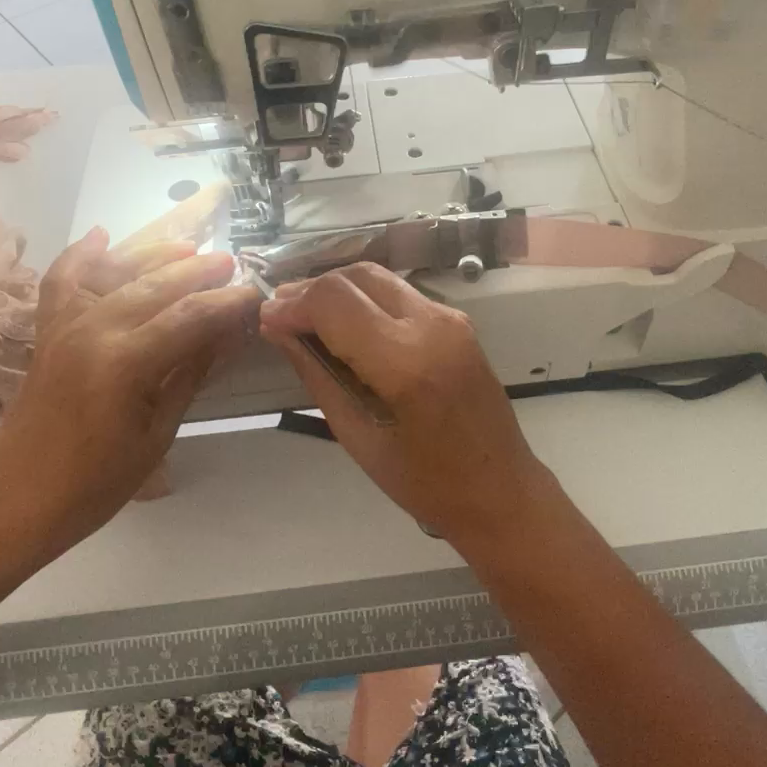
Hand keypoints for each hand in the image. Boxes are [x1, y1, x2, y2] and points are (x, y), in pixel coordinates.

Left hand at [0, 229, 258, 562]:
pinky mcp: (47, 333)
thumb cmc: (96, 483)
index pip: (190, 317)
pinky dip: (80, 256)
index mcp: (125, 362)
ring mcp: (65, 327)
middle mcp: (93, 330)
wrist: (18, 501)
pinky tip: (102, 236)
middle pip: (155, 286)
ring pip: (113, 274)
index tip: (256, 293)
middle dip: (197, 271)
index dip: (227, 303)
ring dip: (151, 255)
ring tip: (188, 246)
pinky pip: (62, 282)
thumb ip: (191, 374)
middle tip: (231, 263)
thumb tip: (229, 335)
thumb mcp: (158, 433)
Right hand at [258, 263, 555, 541]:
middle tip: (281, 315)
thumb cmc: (426, 482)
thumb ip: (317, 375)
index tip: (266, 320)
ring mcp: (451, 319)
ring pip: (379, 278)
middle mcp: (432, 326)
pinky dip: (365, 299)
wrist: (500, 490)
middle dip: (312, 289)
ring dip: (338, 290)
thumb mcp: (357, 437)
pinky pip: (400, 294)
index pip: (335, 301)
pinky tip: (345, 325)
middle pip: (357, 277)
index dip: (293, 304)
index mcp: (407, 361)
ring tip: (306, 317)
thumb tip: (280, 331)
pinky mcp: (458, 322)